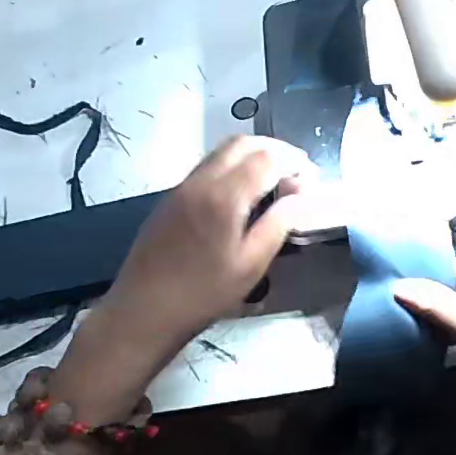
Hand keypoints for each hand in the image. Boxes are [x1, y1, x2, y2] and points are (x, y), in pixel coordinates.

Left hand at [90, 136, 316, 364]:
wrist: (143, 311)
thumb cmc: (203, 294)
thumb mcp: (251, 264)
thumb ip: (279, 223)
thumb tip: (300, 195)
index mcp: (224, 196)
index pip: (266, 158)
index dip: (294, 162)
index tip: (312, 179)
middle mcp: (201, 181)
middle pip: (243, 143)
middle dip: (276, 150)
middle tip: (298, 171)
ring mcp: (183, 186)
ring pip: (223, 151)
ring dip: (254, 155)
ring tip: (276, 179)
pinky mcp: (172, 197)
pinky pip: (209, 166)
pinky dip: (234, 166)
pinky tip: (246, 192)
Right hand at [393, 258, 455, 395]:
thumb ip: (436, 304)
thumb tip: (396, 286)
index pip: (434, 262)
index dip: (410, 265)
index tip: (381, 273)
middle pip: (439, 284)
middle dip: (414, 290)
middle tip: (379, 301)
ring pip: (447, 305)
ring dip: (425, 311)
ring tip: (392, 320)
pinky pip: (455, 326)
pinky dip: (438, 330)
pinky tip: (424, 341)